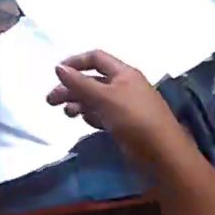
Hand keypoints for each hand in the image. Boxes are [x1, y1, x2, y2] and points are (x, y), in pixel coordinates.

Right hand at [47, 50, 189, 152]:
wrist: (164, 156)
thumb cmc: (134, 119)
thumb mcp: (104, 98)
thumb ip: (79, 83)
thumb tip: (58, 67)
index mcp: (124, 73)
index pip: (95, 58)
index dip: (75, 62)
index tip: (56, 74)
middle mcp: (124, 86)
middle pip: (92, 80)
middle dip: (71, 88)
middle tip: (51, 101)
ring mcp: (125, 105)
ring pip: (95, 98)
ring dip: (78, 103)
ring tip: (66, 114)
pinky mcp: (125, 124)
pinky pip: (102, 114)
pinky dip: (90, 115)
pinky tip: (83, 121)